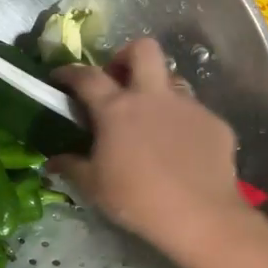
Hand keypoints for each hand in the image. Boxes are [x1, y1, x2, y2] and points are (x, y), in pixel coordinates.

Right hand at [48, 38, 250, 250]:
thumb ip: (71, 166)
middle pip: (142, 50)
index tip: (60, 77)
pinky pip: (194, 112)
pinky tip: (180, 149)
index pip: (87, 76)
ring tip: (151, 118)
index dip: (70, 71)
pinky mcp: (215, 123)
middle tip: (118, 80)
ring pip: (172, 79)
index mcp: (117, 109)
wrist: (201, 217)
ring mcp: (188, 107)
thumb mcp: (94, 187)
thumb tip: (52, 161)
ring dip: (157, 90)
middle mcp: (153, 97)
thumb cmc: (137, 200)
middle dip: (126, 55)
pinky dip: (182, 122)